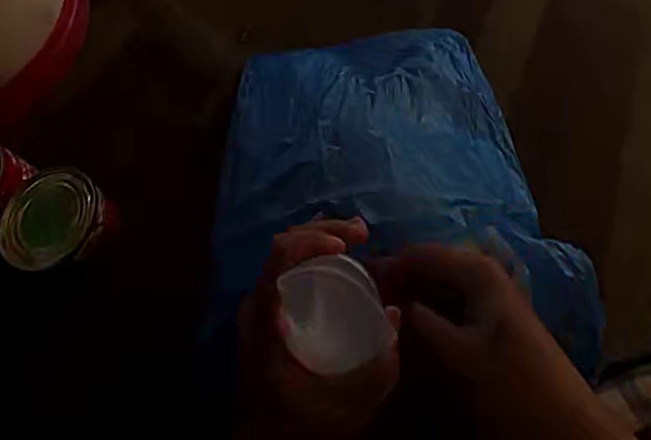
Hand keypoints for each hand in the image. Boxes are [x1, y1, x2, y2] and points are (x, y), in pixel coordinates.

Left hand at [238, 217, 400, 439]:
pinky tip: (335, 246)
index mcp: (267, 322)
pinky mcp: (263, 311)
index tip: (346, 244)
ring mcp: (256, 308)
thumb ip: (381, 360)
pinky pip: (283, 264)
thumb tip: (394, 311)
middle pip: (283, 245)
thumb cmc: (309, 422)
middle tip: (362, 232)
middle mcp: (255, 307)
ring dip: (319, 235)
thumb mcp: (353, 400)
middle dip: (325, 230)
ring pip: (282, 251)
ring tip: (355, 235)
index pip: (279, 259)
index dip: (312, 239)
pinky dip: (311, 249)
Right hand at [380, 244, 631, 439]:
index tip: (356, 281)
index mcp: (477, 272)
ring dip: (412, 297)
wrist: (563, 422)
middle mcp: (484, 274)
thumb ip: (425, 326)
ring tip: (380, 313)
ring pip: (440, 287)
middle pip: (431, 267)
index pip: (423, 254)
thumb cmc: (514, 386)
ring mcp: (490, 297)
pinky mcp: (491, 320)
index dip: (390, 266)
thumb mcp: (461, 358)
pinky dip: (429, 313)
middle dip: (399, 280)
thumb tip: (392, 301)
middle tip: (364, 299)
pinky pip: (451, 305)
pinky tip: (411, 330)